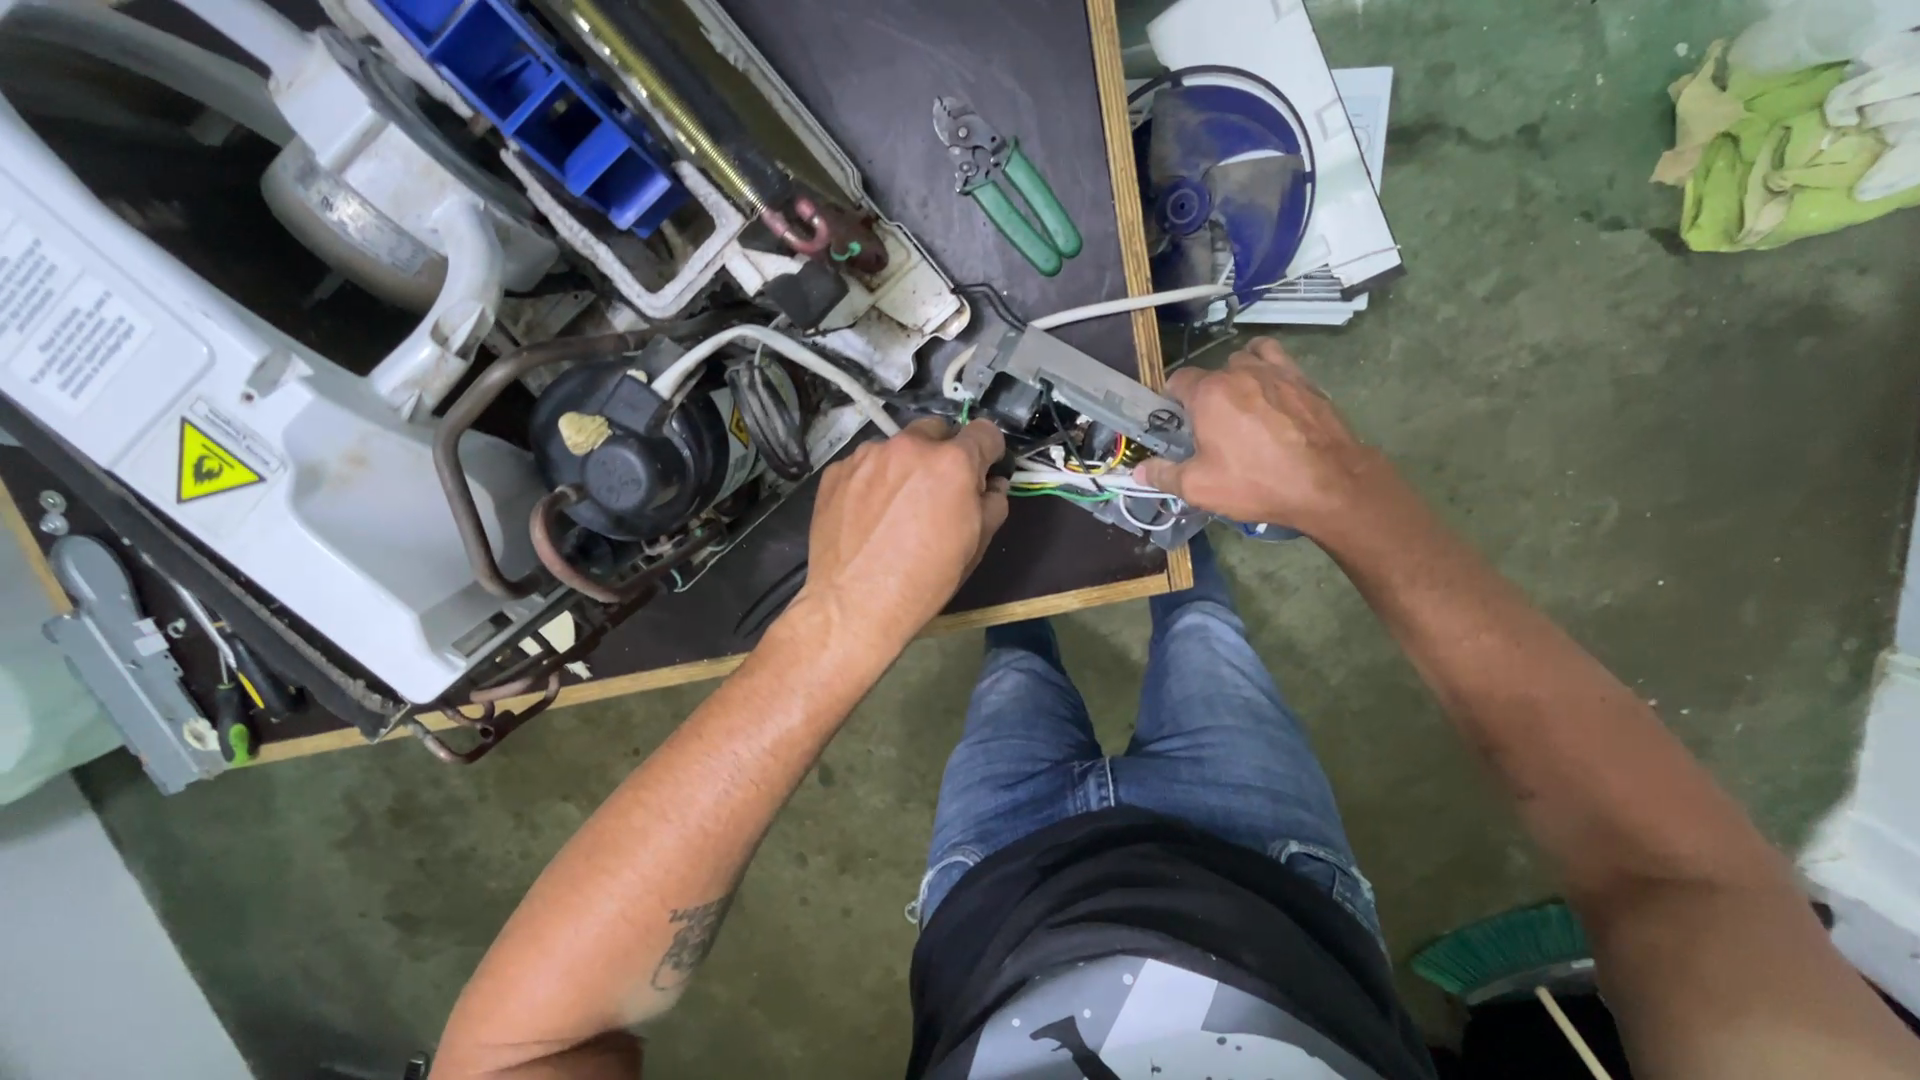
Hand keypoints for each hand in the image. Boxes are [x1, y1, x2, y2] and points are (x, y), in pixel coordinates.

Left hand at [795, 417, 1009, 653]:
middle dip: (944, 454)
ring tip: (897, 508)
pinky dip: (873, 481)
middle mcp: (909, 446)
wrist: (854, 604)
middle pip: (936, 431)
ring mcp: (867, 456)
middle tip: (939, 492)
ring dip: (905, 466)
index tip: (983, 471)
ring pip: (897, 448)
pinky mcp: (836, 472)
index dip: (989, 451)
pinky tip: (869, 516)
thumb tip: (992, 484)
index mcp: (952, 462)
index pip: (983, 431)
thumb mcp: (976, 545)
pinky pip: (865, 466)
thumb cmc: (925, 579)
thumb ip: (993, 503)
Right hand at [1135, 338, 1386, 533]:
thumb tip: (1139, 470)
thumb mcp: (1200, 487)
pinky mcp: (1303, 378)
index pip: (1178, 381)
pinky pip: (1276, 358)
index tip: (1178, 424)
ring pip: (1244, 360)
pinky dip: (1267, 366)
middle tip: (1210, 427)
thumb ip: (1164, 475)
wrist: (1328, 483)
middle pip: (1211, 373)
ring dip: (1237, 377)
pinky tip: (1269, 389)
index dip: (1173, 401)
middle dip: (1206, 394)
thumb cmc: (1256, 483)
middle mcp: (1239, 372)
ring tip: (1241, 405)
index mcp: (1208, 393)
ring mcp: (1275, 371)